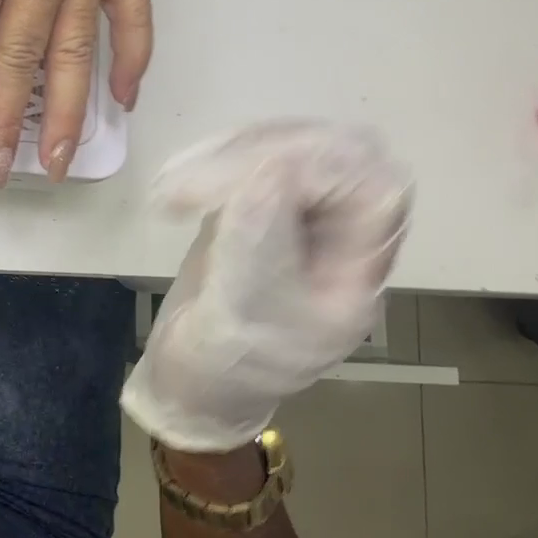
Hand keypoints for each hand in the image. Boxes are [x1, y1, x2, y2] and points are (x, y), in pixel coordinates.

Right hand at [121, 122, 414, 452]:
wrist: (192, 387)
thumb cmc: (223, 366)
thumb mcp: (239, 315)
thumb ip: (256, 243)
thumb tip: (265, 169)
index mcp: (356, 269)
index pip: (366, 186)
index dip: (306, 168)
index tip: (226, 190)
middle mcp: (338, 235)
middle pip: (331, 155)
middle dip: (259, 151)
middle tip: (188, 181)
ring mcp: (298, 220)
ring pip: (288, 149)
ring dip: (228, 154)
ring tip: (170, 185)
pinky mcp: (256, 211)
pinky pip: (251, 163)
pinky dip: (213, 160)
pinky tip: (176, 180)